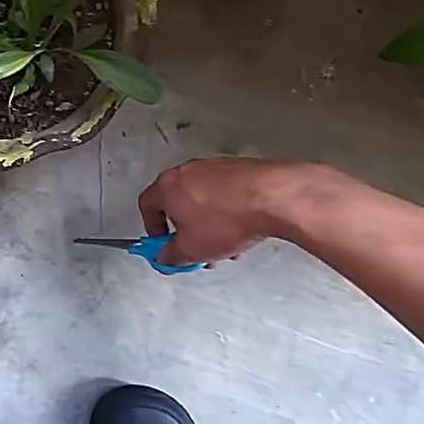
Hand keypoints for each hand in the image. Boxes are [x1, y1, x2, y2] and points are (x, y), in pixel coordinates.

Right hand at [138, 158, 342, 263]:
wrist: (276, 198)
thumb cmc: (231, 217)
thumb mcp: (193, 250)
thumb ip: (172, 255)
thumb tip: (167, 256)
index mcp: (167, 186)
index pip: (147, 206)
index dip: (153, 228)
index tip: (163, 242)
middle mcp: (187, 172)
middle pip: (177, 202)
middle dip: (186, 229)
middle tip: (195, 246)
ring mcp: (214, 168)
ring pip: (203, 199)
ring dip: (209, 222)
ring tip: (226, 243)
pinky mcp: (240, 168)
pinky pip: (226, 192)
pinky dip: (229, 210)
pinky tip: (244, 228)